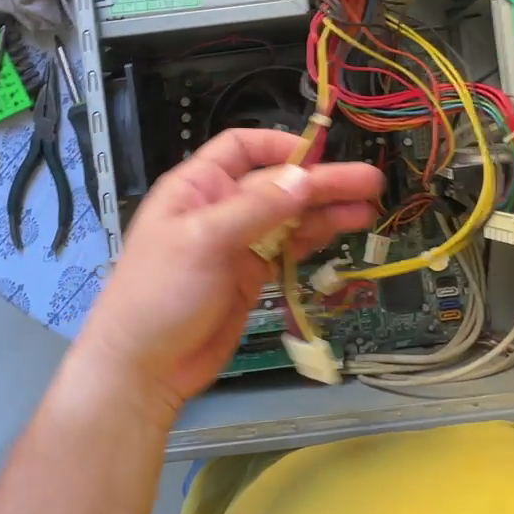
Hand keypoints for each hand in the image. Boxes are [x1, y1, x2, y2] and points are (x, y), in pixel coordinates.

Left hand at [71, 129, 382, 412]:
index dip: (282, 146)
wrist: (144, 368)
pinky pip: (289, 248)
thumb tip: (304, 178)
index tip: (320, 154)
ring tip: (368, 210)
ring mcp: (238, 243)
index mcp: (198, 187)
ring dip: (327, 211)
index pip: (242, 148)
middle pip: (278, 184)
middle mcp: (221, 208)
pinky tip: (341, 232)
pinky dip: (315, 239)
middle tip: (369, 182)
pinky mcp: (252, 276)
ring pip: (290, 216)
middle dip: (321, 181)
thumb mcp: (203, 241)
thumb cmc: (159, 294)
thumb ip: (256, 209)